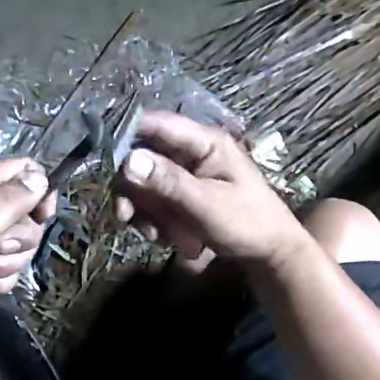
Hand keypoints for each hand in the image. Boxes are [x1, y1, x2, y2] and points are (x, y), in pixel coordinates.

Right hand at [112, 111, 309, 266]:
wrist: (272, 255)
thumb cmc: (248, 224)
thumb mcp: (207, 205)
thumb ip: (168, 183)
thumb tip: (127, 160)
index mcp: (204, 142)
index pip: (154, 123)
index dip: (125, 138)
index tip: (107, 166)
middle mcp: (191, 152)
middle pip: (142, 157)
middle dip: (135, 191)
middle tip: (128, 217)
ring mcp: (187, 173)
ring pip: (145, 183)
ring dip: (146, 212)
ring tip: (160, 237)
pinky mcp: (183, 194)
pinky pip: (155, 201)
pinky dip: (156, 222)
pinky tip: (170, 240)